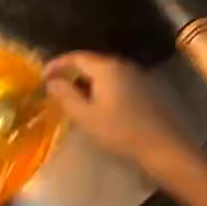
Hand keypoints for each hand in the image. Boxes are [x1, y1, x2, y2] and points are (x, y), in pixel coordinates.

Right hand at [44, 52, 196, 167]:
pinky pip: (118, 82)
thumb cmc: (120, 133)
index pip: (76, 57)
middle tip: (56, 89)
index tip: (43, 76)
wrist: (164, 148)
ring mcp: (138, 75)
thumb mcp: (86, 117)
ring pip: (106, 73)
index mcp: (107, 68)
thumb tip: (52, 80)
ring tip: (74, 99)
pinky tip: (99, 106)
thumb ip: (66, 96)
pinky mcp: (147, 89)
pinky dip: (103, 89)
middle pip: (92, 63)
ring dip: (88, 82)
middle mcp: (123, 65)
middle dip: (72, 74)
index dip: (57, 64)